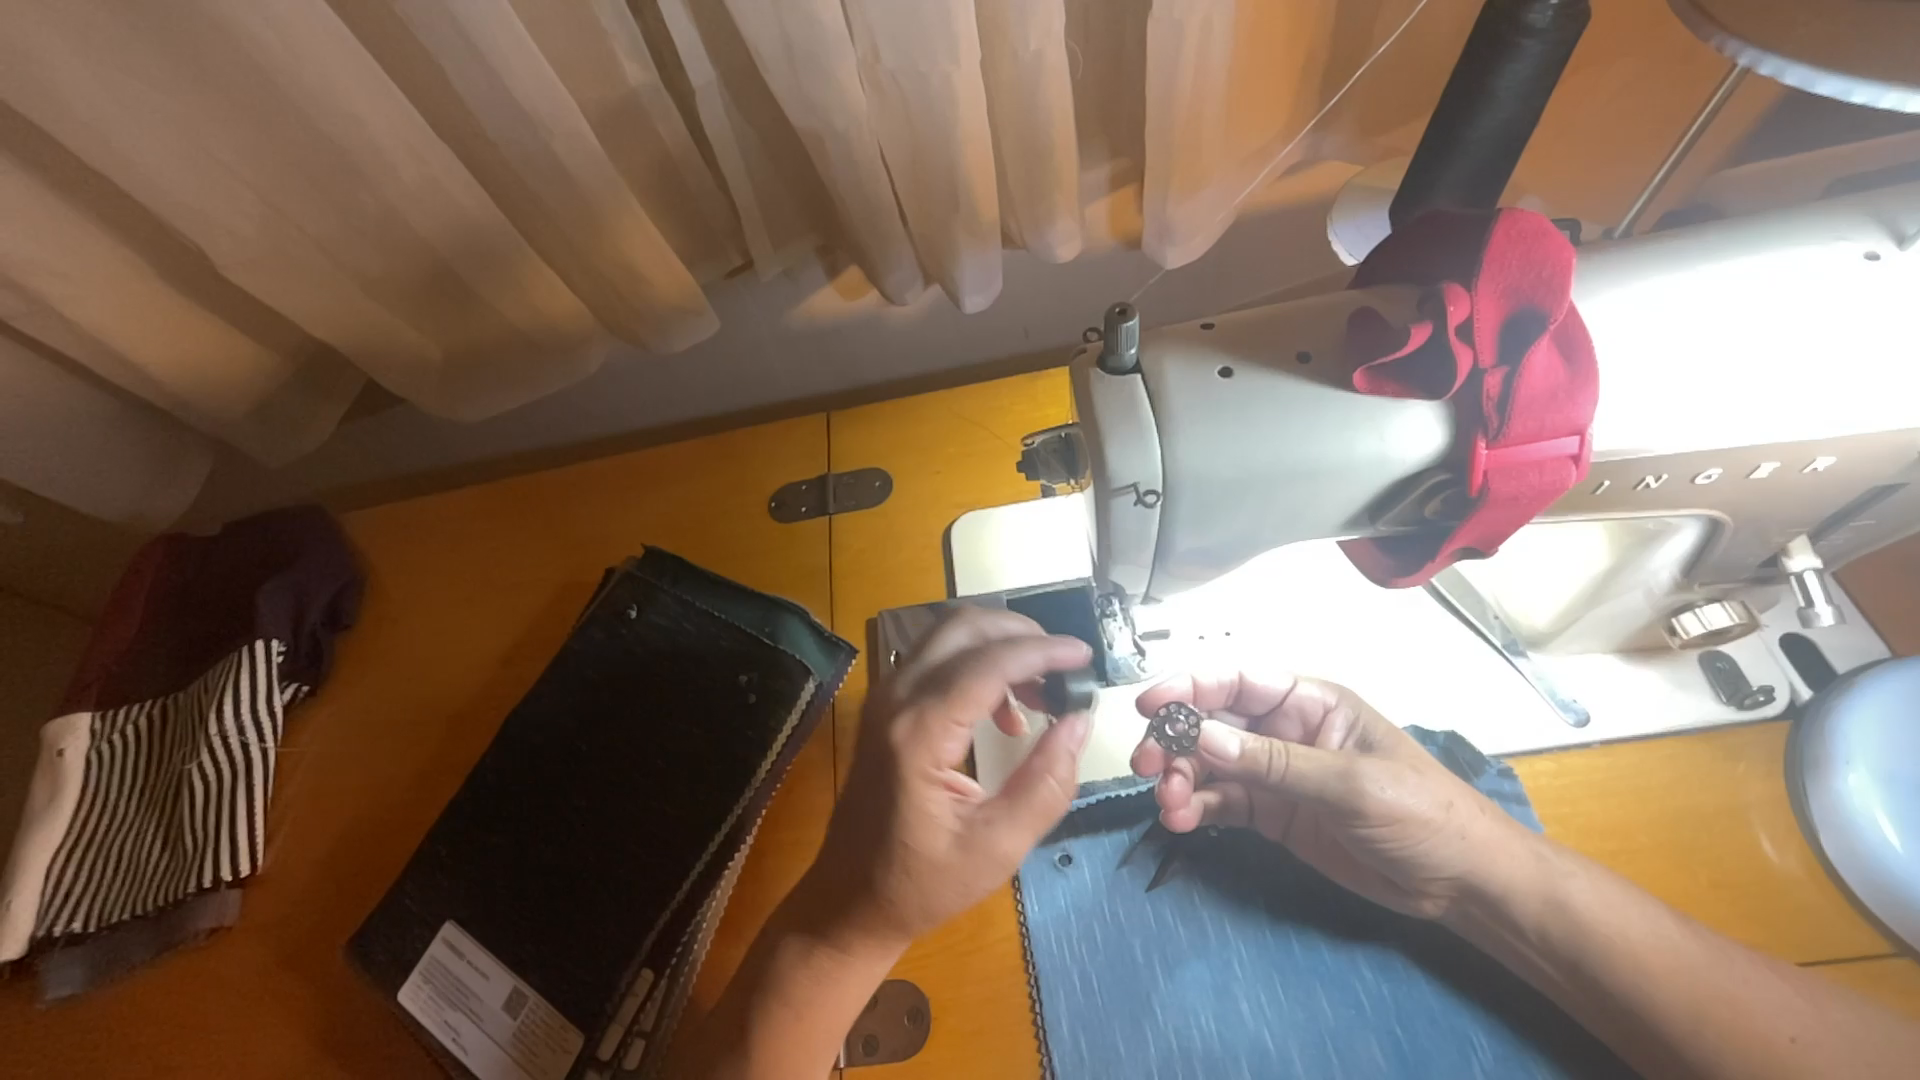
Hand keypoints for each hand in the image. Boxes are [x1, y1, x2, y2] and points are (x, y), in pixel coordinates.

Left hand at [802, 607, 1093, 950]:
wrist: (849, 898)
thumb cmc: (921, 883)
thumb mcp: (998, 847)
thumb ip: (1046, 783)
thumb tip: (1079, 720)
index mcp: (919, 734)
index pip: (988, 663)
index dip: (1042, 651)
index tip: (1086, 656)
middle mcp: (896, 699)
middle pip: (963, 627)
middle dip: (1021, 634)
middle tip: (1065, 666)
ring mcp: (884, 697)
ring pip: (947, 635)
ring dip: (1000, 646)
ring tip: (1043, 690)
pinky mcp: (885, 705)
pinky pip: (936, 658)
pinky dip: (978, 663)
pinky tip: (1006, 714)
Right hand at [1131, 672, 1529, 919]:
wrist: (1460, 883)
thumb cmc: (1421, 812)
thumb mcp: (1351, 784)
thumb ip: (1274, 762)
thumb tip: (1201, 737)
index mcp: (1307, 702)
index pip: (1236, 682)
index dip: (1189, 687)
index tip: (1149, 706)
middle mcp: (1281, 730)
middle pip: (1210, 723)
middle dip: (1174, 740)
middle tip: (1147, 766)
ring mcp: (1272, 773)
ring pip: (1208, 764)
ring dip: (1180, 778)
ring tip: (1170, 804)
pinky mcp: (1270, 812)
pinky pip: (1221, 801)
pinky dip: (1196, 808)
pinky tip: (1182, 820)